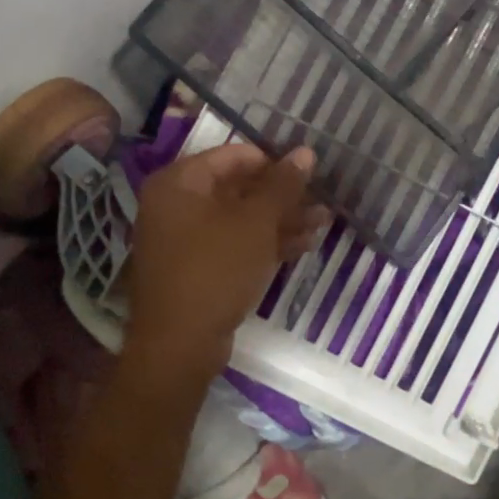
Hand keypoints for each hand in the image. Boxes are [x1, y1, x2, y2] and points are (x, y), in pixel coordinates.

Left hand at [126, 144, 328, 371]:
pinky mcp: (195, 268)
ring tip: (323, 222)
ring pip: (240, 218)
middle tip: (320, 199)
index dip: (274, 162)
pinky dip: (264, 242)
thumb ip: (282, 185)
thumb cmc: (215, 269)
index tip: (307, 173)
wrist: (178, 346)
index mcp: (180, 182)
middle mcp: (176, 204)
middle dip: (282, 195)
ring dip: (280, 219)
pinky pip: (233, 244)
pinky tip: (304, 244)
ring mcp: (184, 238)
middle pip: (238, 187)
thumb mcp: (256, 222)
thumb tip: (305, 152)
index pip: (234, 156)